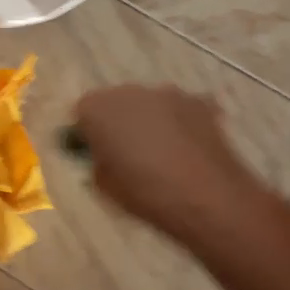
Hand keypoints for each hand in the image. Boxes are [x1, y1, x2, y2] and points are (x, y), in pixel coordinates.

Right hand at [72, 85, 271, 242]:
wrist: (209, 199)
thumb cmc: (145, 193)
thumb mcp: (102, 186)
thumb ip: (97, 162)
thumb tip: (104, 157)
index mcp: (94, 107)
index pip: (81, 115)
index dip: (88, 136)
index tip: (97, 157)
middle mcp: (126, 90)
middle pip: (115, 104)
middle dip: (119, 124)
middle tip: (129, 155)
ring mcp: (166, 93)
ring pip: (149, 105)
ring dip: (151, 121)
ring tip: (164, 153)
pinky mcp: (200, 103)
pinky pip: (183, 110)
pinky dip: (183, 123)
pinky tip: (190, 148)